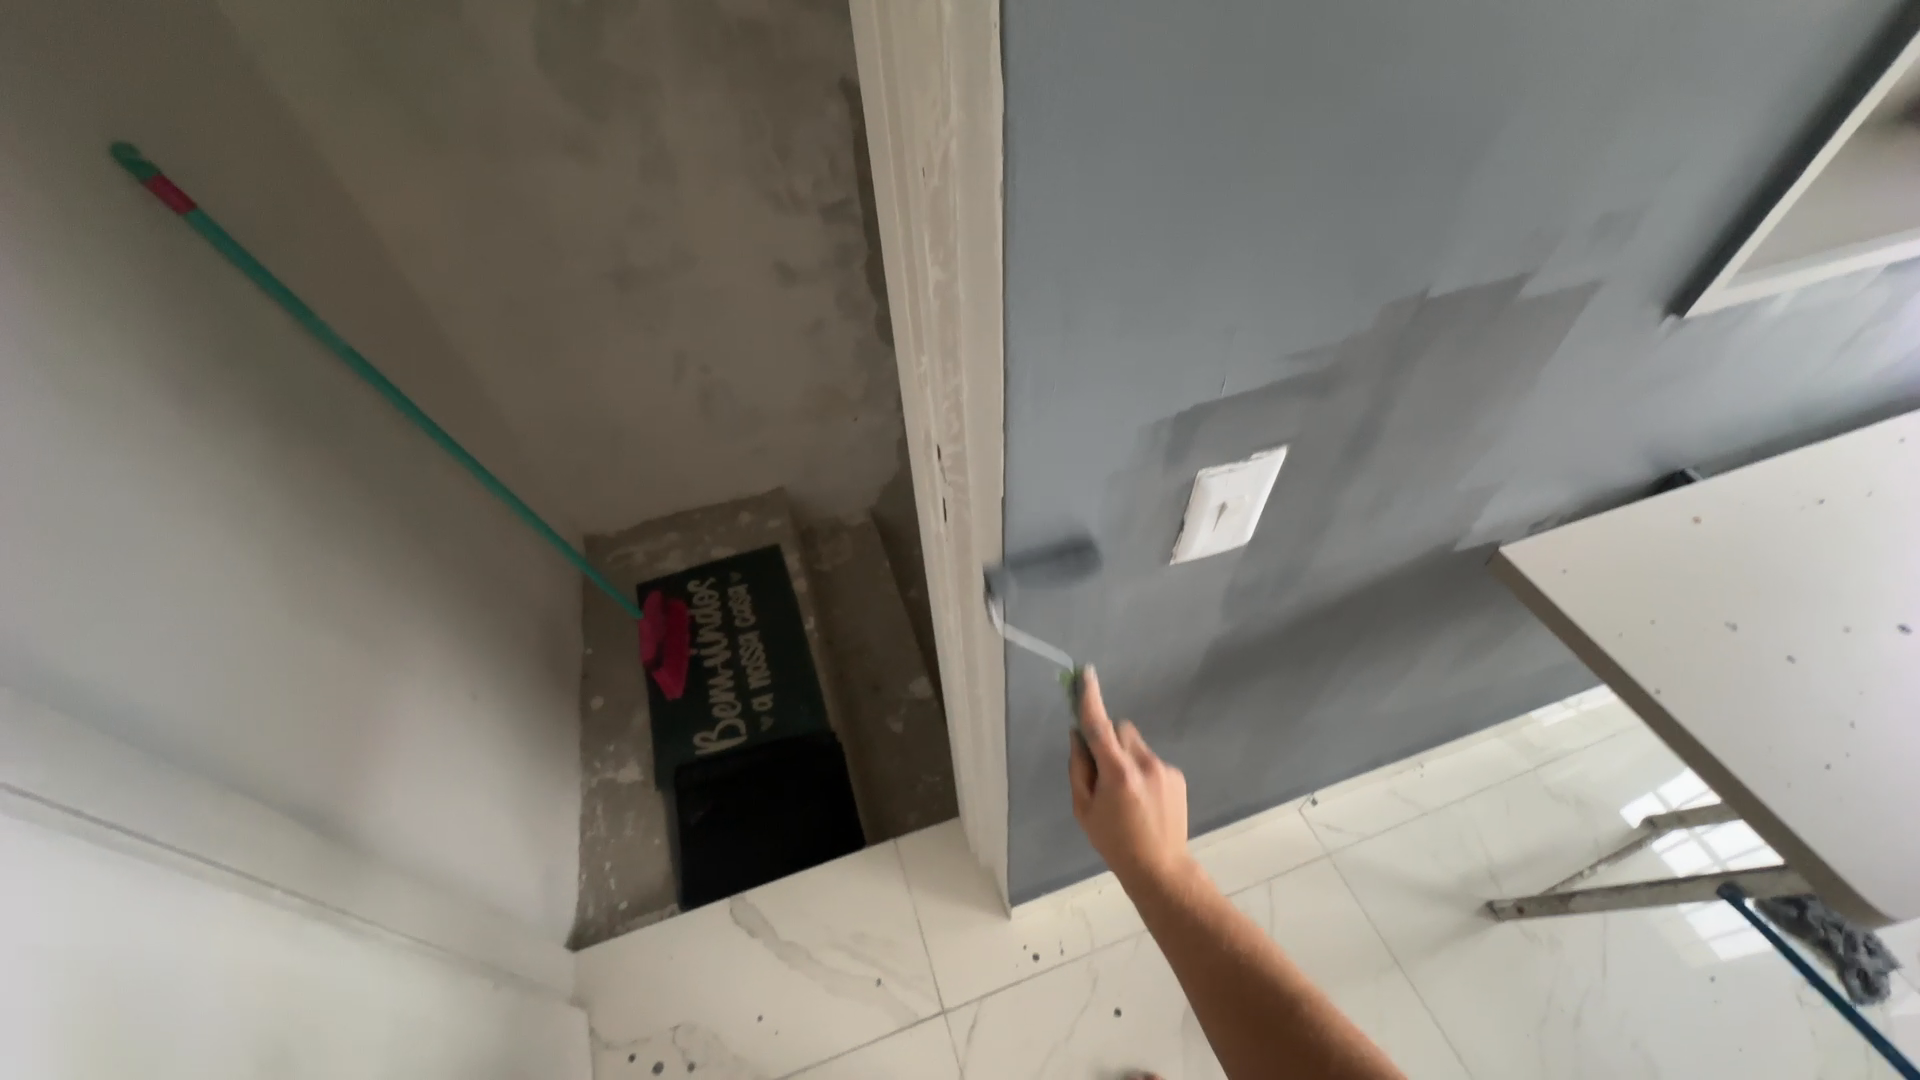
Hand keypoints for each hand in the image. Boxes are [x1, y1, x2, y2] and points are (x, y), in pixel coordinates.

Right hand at [1068, 667, 1191, 886]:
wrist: (1160, 868)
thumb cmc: (1113, 841)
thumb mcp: (1083, 809)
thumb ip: (1078, 768)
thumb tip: (1077, 735)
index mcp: (1117, 773)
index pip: (1099, 726)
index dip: (1090, 698)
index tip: (1086, 674)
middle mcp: (1143, 763)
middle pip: (1120, 730)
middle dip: (1108, 740)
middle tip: (1102, 770)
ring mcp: (1164, 768)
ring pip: (1135, 745)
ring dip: (1125, 756)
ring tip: (1126, 792)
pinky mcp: (1177, 776)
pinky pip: (1150, 759)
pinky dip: (1141, 770)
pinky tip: (1144, 799)